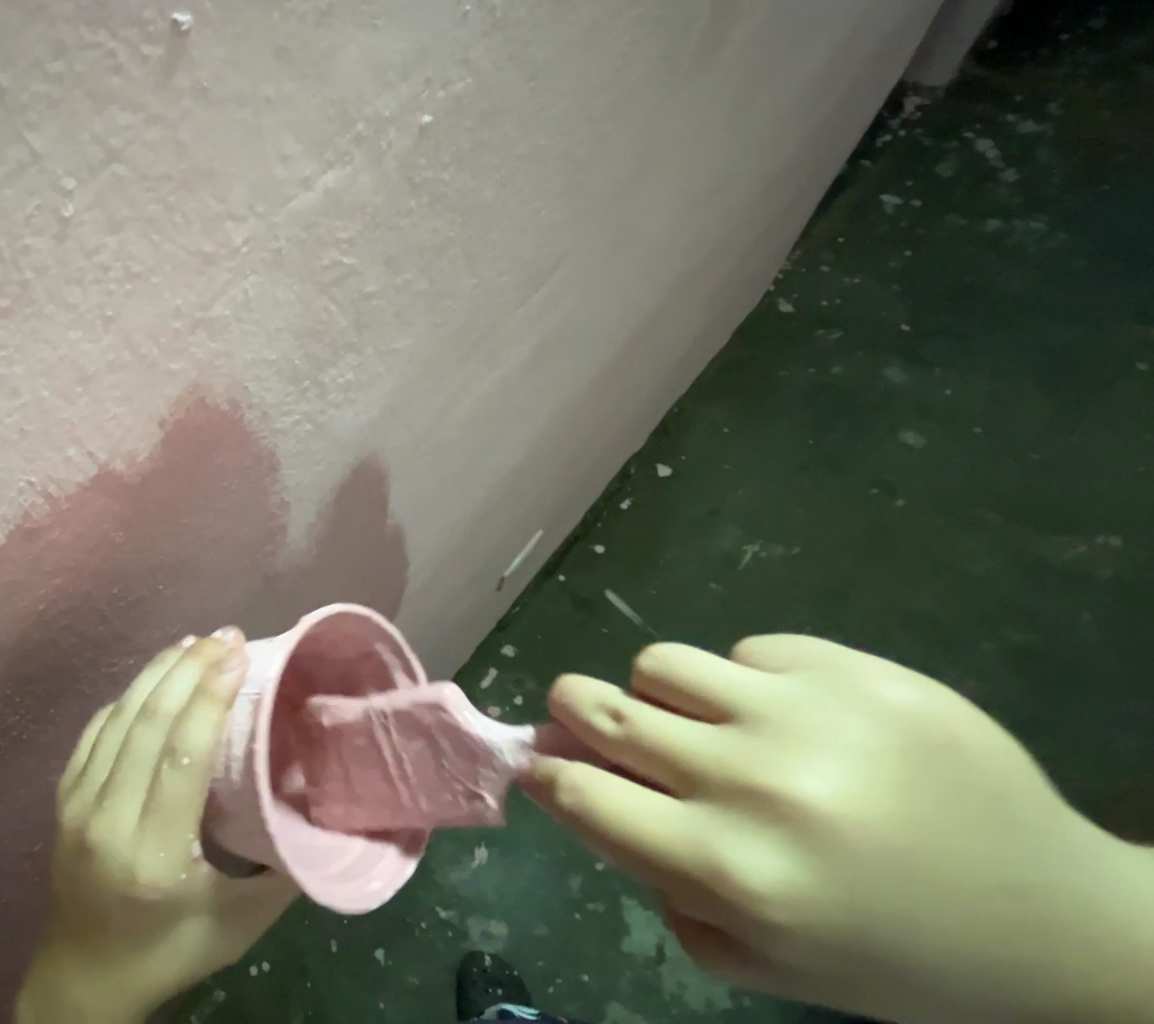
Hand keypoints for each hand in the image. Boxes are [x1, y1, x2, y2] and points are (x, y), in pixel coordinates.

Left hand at [16, 629, 299, 1023]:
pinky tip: (156, 677)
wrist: (81, 975)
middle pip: (148, 722)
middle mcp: (107, 818)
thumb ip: (284, 872)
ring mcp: (77, 802)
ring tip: (197, 643)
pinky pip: (97, 728)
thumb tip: (324, 811)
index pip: (182, 754)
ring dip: (159, 672)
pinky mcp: (63, 795)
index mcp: (153, 853)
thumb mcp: (237, 924)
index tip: (239, 656)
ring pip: (120, 716)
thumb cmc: (168, 951)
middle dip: (190, 670)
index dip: (211, 696)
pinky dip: (129, 695)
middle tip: (227, 637)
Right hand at [520, 635, 1153, 1023]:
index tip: (544, 763)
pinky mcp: (857, 670)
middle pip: (593, 705)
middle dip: (572, 711)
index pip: (576, 790)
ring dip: (662, 696)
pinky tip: (799, 720)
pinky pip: (748, 650)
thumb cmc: (888, 954)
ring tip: (707, 722)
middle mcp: (753, 782)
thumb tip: (577, 788)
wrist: (1062, 924)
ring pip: (658, 663)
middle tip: (591, 720)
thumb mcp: (753, 953)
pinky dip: (751, 684)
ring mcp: (807, 714)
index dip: (544, 771)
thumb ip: (649, 876)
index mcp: (726, 869)